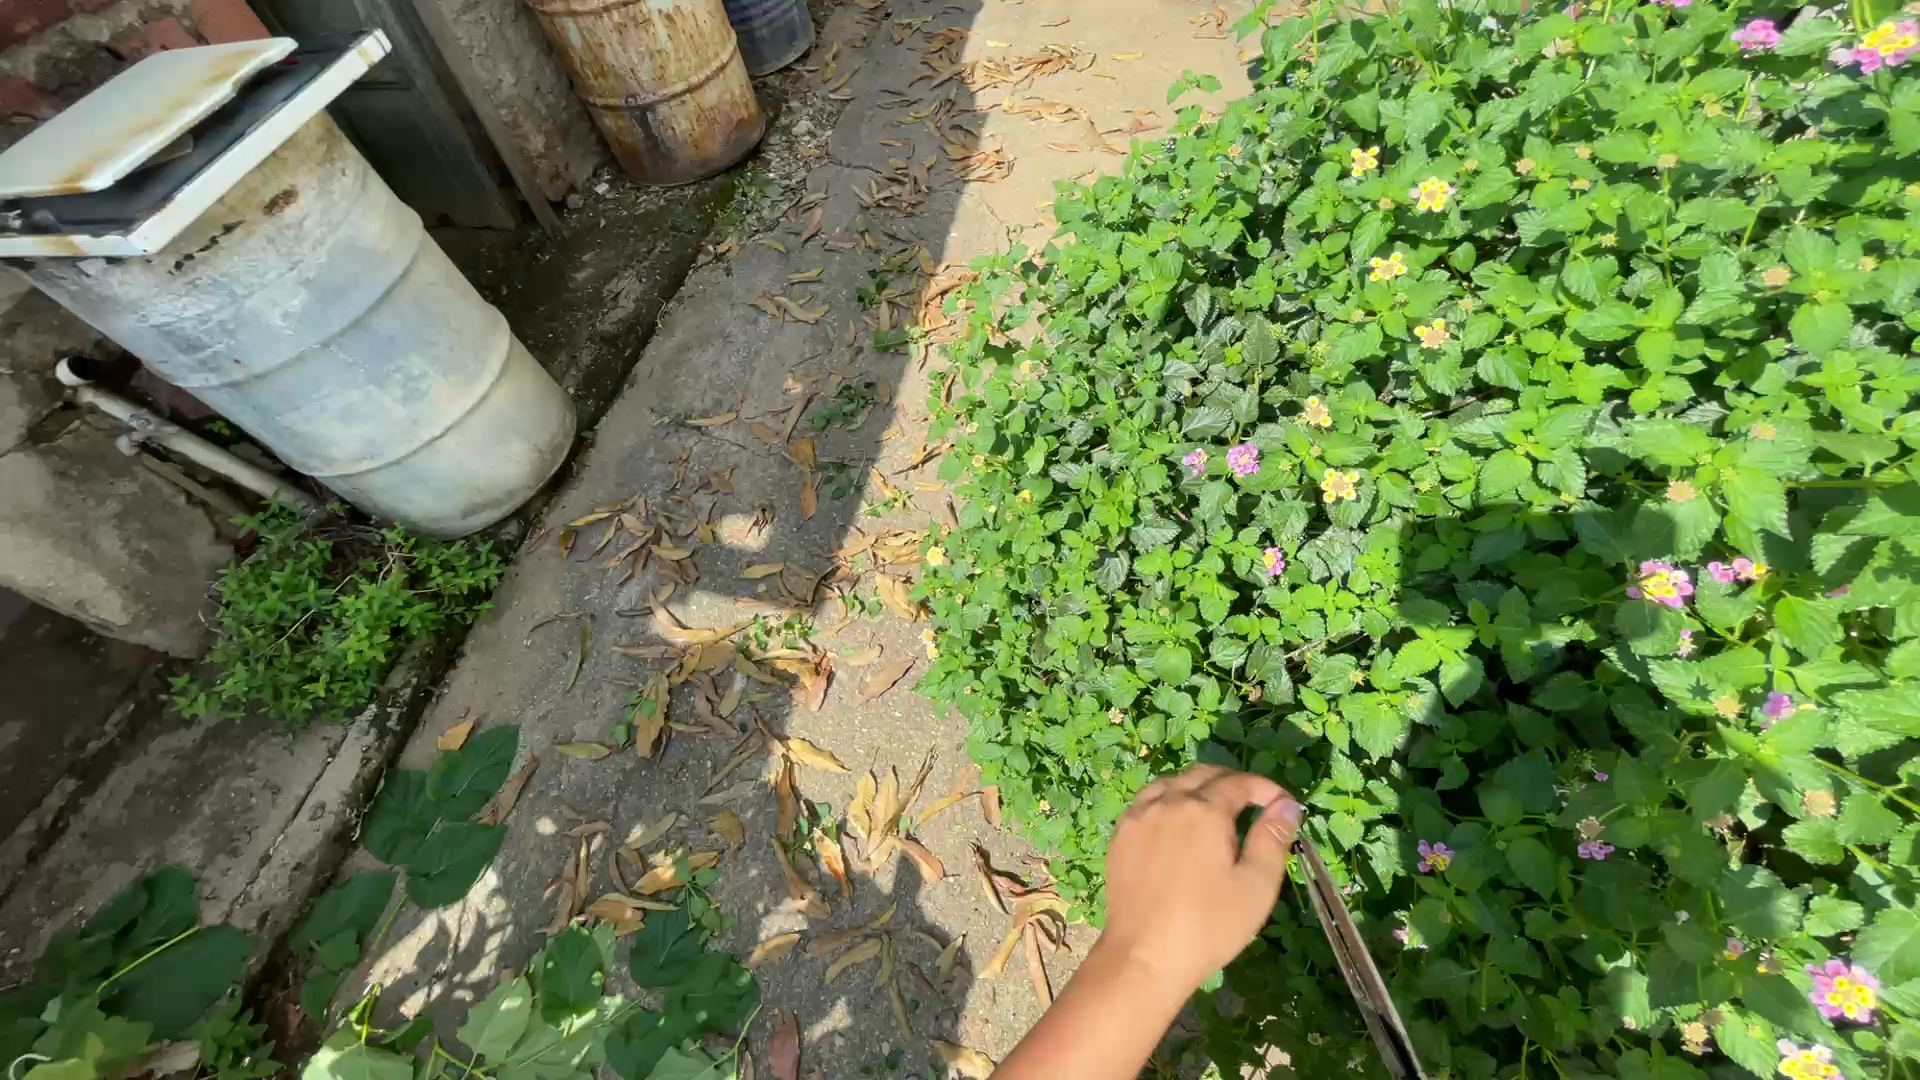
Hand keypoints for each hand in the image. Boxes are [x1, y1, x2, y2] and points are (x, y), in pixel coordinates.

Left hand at [1096, 764, 1303, 992]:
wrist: (1145, 952)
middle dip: (1232, 781)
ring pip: (1171, 782)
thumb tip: (1286, 805)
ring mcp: (1139, 814)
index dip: (1265, 788)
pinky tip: (1176, 820)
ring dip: (1197, 785)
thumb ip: (1272, 838)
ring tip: (1216, 807)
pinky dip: (1169, 798)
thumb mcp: (1255, 886)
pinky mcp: (1121, 832)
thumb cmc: (1209, 924)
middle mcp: (1168, 801)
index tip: (1284, 803)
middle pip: (1202, 775)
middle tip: (1253, 801)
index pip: (1238, 783)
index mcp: (1204, 810)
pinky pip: (1148, 800)